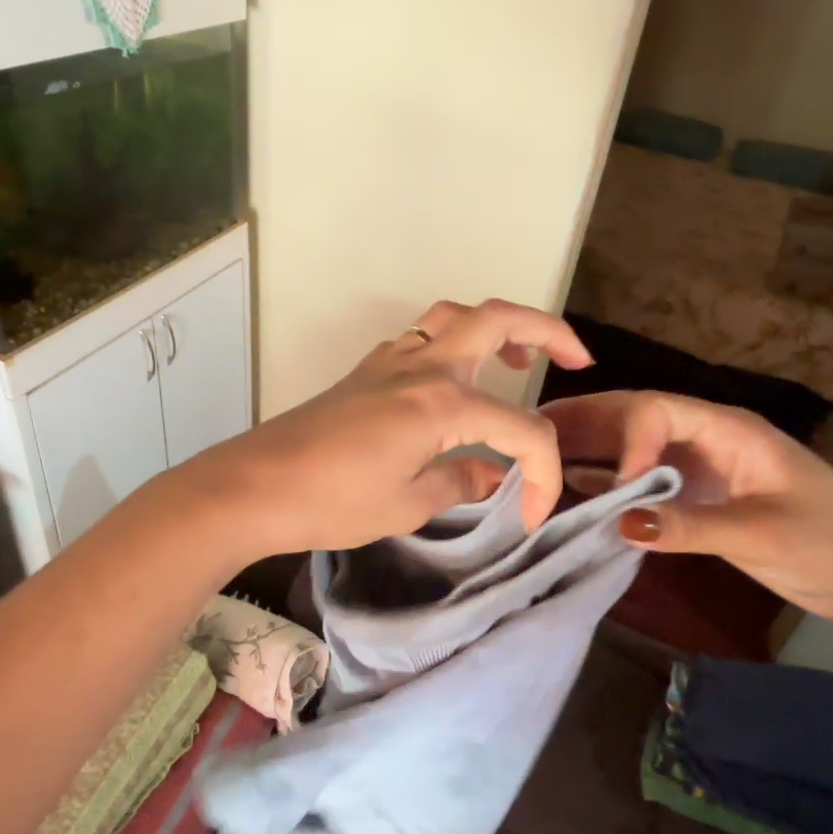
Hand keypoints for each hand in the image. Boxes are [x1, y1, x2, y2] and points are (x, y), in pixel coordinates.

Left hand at [173, 300, 591, 557]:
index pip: (522, 431)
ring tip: (516, 363)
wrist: (255, 486)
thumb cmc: (332, 501)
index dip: (544, 476)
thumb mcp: (407, 505)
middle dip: (548, 332)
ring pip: (455, 316)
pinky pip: (421, 338)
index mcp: (444, 402)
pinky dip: (451, 345)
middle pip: (497, 319)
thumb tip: (488, 474)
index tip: (532, 517)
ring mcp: (391, 361)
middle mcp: (423, 366)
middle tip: (577, 360)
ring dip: (495, 328)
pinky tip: (451, 384)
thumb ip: (460, 482)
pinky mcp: (367, 371)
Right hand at [540, 391, 832, 617]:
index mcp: (727, 430)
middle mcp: (705, 439)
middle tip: (530, 434)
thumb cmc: (832, 542)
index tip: (616, 488)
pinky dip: (608, 485)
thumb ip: (693, 525)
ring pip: (632, 448)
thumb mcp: (763, 532)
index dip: (626, 439)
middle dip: (584, 424)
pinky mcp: (697, 497)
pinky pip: (642, 483)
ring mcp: (698, 468)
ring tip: (536, 457)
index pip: (657, 411)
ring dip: (589, 451)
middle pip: (634, 419)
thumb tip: (622, 524)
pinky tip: (574, 492)